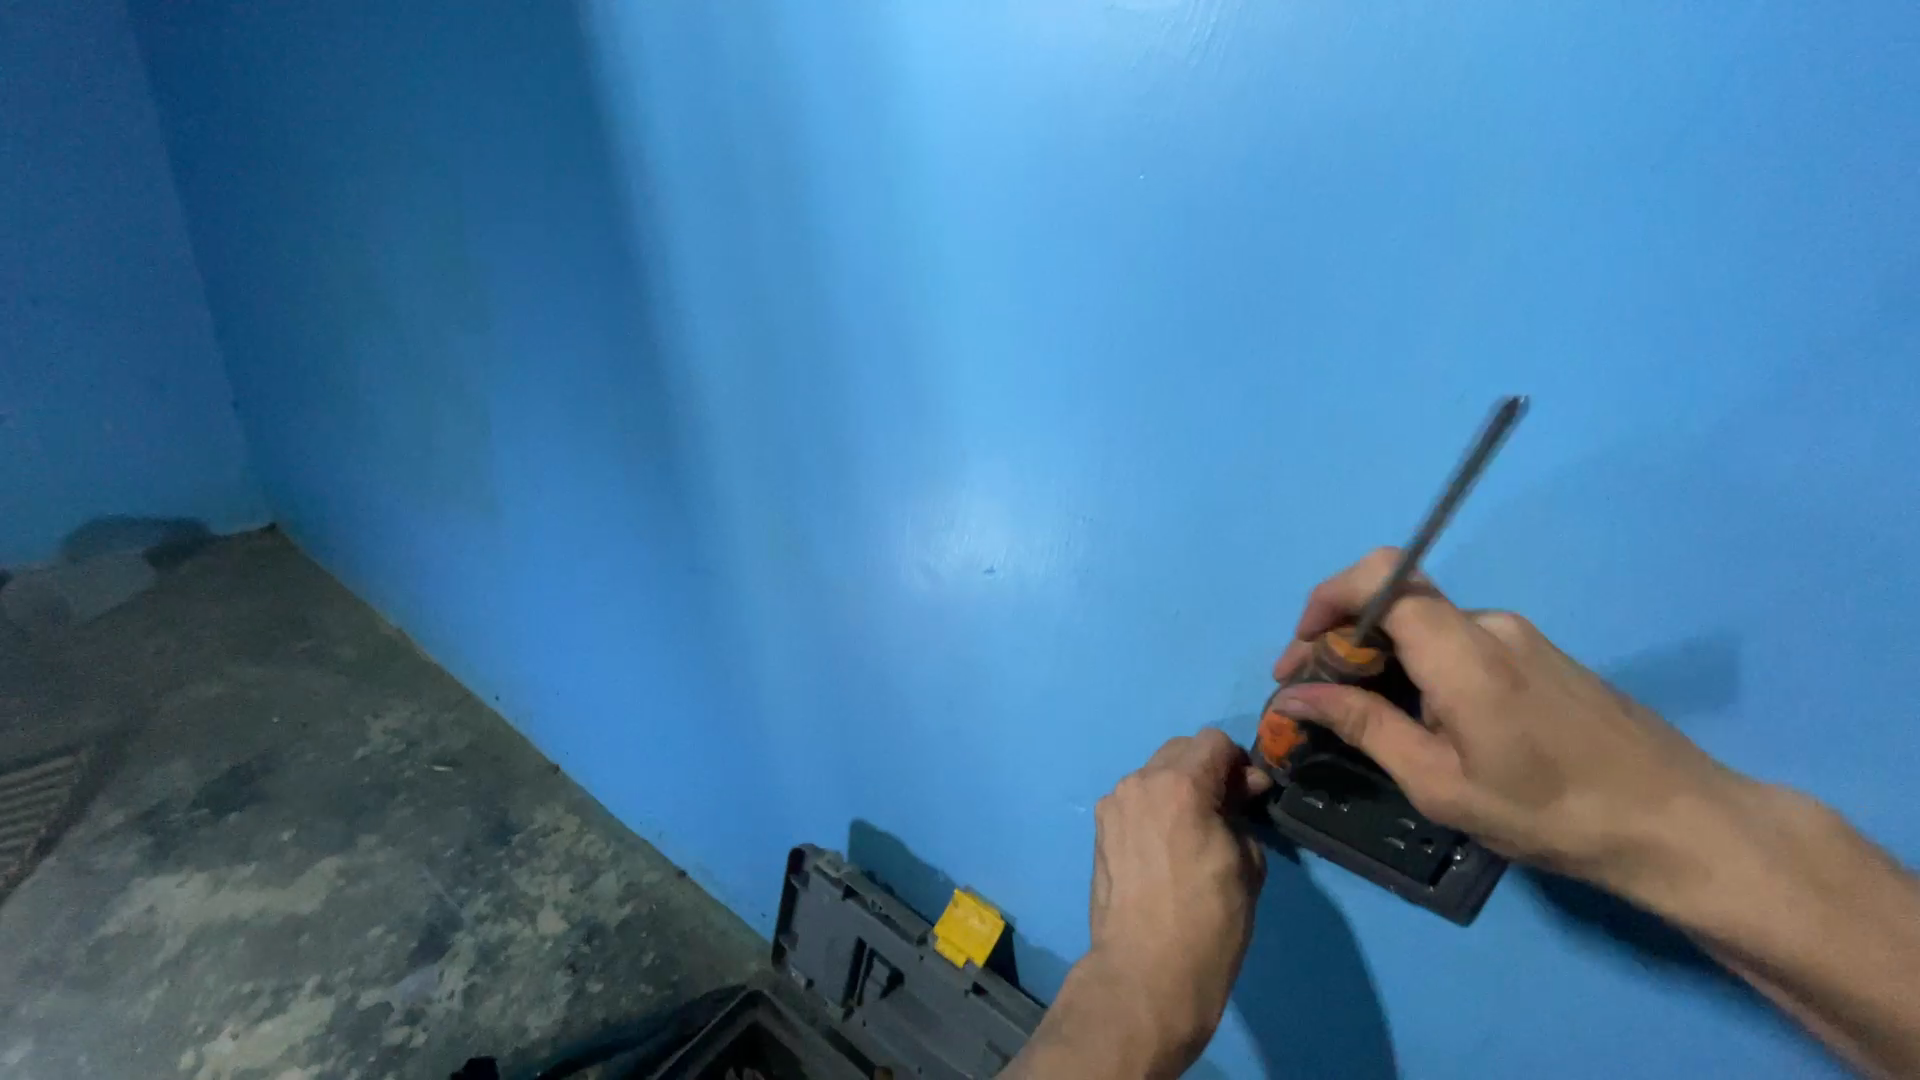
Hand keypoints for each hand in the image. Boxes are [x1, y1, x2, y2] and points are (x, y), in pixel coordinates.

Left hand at [1083, 729, 1270, 1073]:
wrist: (1145, 972)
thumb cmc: (1208, 922)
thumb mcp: (1247, 864)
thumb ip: (1240, 813)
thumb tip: (1237, 791)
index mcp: (1179, 785)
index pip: (1214, 741)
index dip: (1238, 762)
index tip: (1248, 794)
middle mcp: (1139, 782)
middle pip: (1180, 750)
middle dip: (1206, 769)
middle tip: (1226, 810)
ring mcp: (1113, 804)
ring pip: (1154, 773)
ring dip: (1177, 787)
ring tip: (1192, 831)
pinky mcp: (1099, 828)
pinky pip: (1135, 800)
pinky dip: (1154, 808)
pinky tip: (1165, 846)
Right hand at [1268, 548, 1737, 891]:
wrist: (1685, 827)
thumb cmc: (1552, 814)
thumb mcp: (1439, 784)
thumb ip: (1363, 726)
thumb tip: (1294, 695)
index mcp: (1464, 653)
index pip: (1381, 580)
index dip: (1327, 599)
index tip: (1301, 651)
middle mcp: (1489, 626)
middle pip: (1392, 599)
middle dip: (1337, 635)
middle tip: (1310, 689)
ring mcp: (1516, 635)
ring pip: (1420, 623)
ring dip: (1375, 654)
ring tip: (1357, 710)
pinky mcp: (1533, 652)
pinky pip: (1452, 640)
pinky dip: (1412, 663)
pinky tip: (1414, 713)